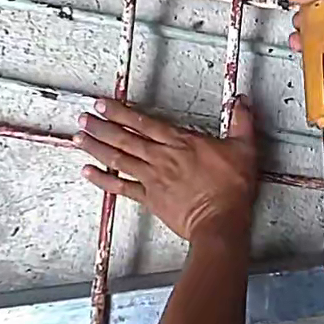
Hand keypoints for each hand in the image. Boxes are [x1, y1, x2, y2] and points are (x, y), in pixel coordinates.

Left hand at [74, 96, 258, 244]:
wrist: (220, 222)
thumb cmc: (231, 188)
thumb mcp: (244, 149)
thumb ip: (241, 122)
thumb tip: (242, 101)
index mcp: (180, 143)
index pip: (144, 122)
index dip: (121, 112)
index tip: (103, 104)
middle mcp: (161, 157)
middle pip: (125, 138)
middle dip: (101, 126)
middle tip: (83, 117)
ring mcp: (153, 179)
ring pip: (118, 159)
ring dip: (97, 147)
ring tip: (79, 137)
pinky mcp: (150, 198)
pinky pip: (121, 187)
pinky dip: (102, 180)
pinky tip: (88, 172)